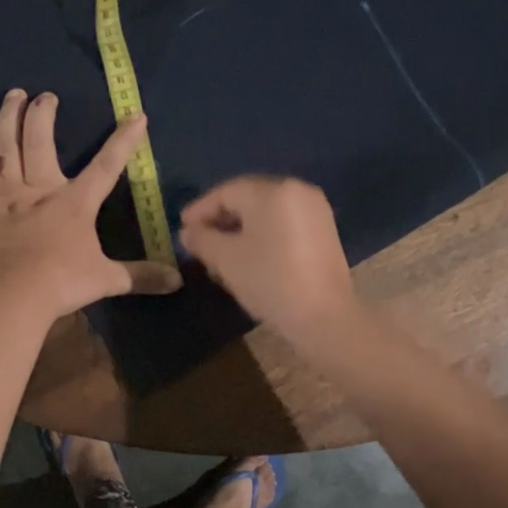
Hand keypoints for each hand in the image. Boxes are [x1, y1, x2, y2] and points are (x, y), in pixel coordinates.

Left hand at [0, 89, 181, 319]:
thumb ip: (141, 276)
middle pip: (42, 141)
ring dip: (8, 119)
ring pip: (6, 148)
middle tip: (47, 96)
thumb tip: (179, 279)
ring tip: (12, 95)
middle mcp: (41, 188)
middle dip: (46, 115)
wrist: (15, 295)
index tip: (136, 115)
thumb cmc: (62, 283)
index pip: (106, 165)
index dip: (124, 140)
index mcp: (75, 201)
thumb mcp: (107, 279)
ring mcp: (8, 196)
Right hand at [179, 176, 360, 338]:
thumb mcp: (226, 259)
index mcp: (272, 191)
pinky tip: (249, 253)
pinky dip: (263, 232)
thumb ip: (202, 239)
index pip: (226, 192)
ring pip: (267, 210)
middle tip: (199, 238)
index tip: (182, 228)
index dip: (200, 209)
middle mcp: (297, 190)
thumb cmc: (269, 280)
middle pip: (248, 197)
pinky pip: (284, 222)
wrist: (322, 316)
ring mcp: (315, 210)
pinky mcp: (325, 230)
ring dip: (241, 225)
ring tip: (220, 248)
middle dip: (221, 217)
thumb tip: (188, 232)